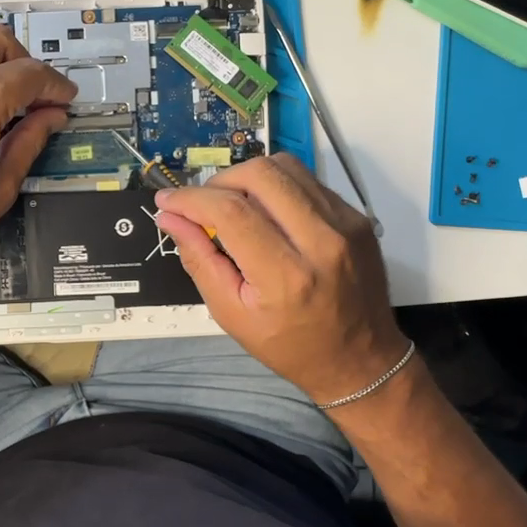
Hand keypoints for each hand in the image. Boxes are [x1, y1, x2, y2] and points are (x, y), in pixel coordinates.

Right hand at [151, 154, 408, 406]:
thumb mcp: (232, 315)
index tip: (167, 201)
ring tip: (231, 204)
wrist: (359, 359)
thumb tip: (170, 218)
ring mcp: (345, 223)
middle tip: (202, 204)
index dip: (191, 200)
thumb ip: (199, 261)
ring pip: (285, 167)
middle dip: (218, 182)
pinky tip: (264, 213)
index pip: (231, 213)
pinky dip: (275, 188)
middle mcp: (322, 241)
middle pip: (260, 175)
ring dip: (247, 178)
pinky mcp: (356, 216)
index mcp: (287, 276)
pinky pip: (306, 181)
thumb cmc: (289, 345)